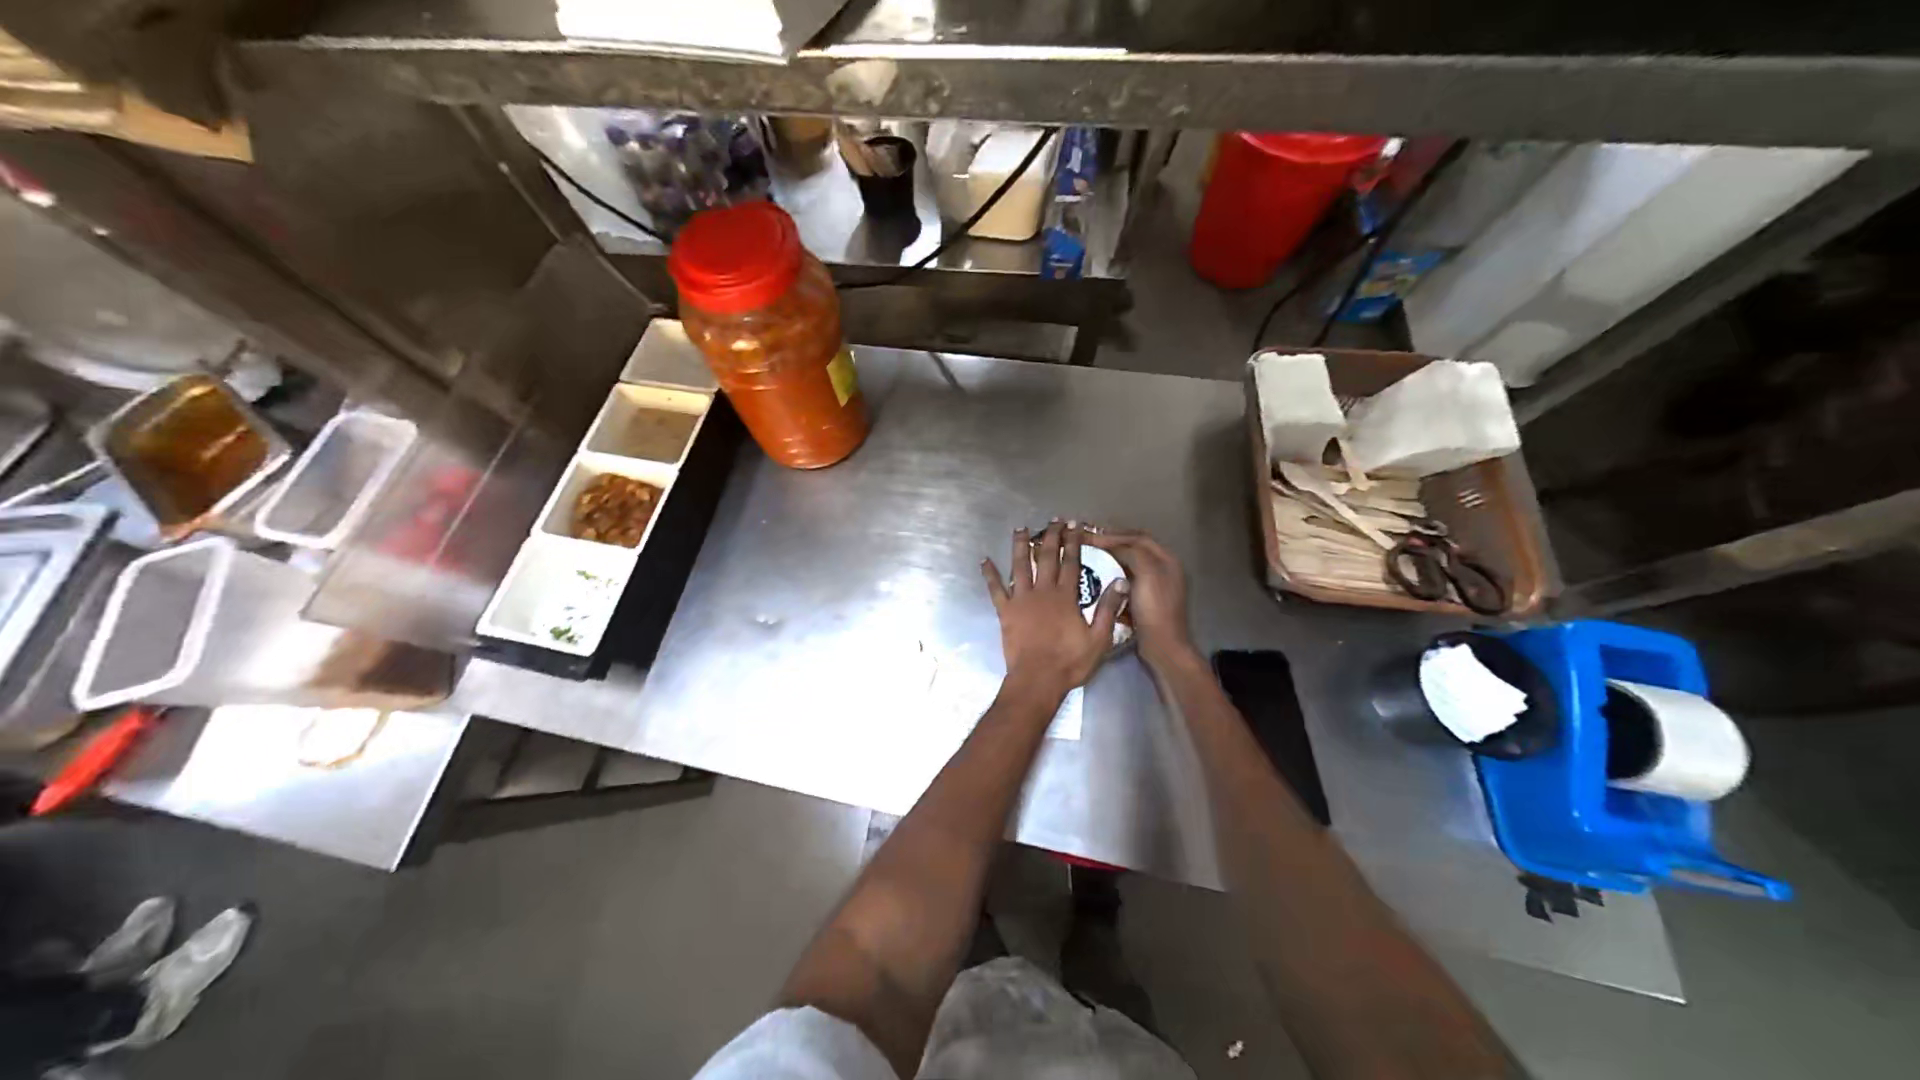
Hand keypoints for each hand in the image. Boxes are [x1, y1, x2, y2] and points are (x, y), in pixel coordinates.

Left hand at [982, 522, 1128, 701]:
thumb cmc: (1070, 662)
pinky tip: (984, 560)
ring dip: (1020, 546)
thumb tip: (1121, 580)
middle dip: (1050, 537)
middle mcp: (1043, 591)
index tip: (1074, 525)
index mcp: (1066, 596)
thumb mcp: (1099, 639)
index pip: (1071, 562)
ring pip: (1019, 566)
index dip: (1073, 542)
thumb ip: (1108, 608)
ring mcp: (1021, 600)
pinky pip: (995, 589)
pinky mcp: (1005, 612)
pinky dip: (989, 574)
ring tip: (1020, 528)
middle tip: (1052, 520)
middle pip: (1045, 558)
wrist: (1037, 680)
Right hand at [1084, 528, 1193, 667]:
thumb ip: (1132, 552)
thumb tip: (1112, 547)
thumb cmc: (1154, 608)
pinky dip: (1111, 573)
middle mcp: (1162, 568)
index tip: (1088, 535)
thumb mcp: (1146, 573)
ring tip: (1088, 556)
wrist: (1162, 646)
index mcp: (1166, 559)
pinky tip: (1096, 576)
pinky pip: (1125, 578)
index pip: (1137, 537)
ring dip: (1110, 557)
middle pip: (1134, 547)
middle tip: (1087, 542)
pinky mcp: (1144, 599)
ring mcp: (1154, 585)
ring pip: (1129, 563)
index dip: (1113, 534)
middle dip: (1111, 542)